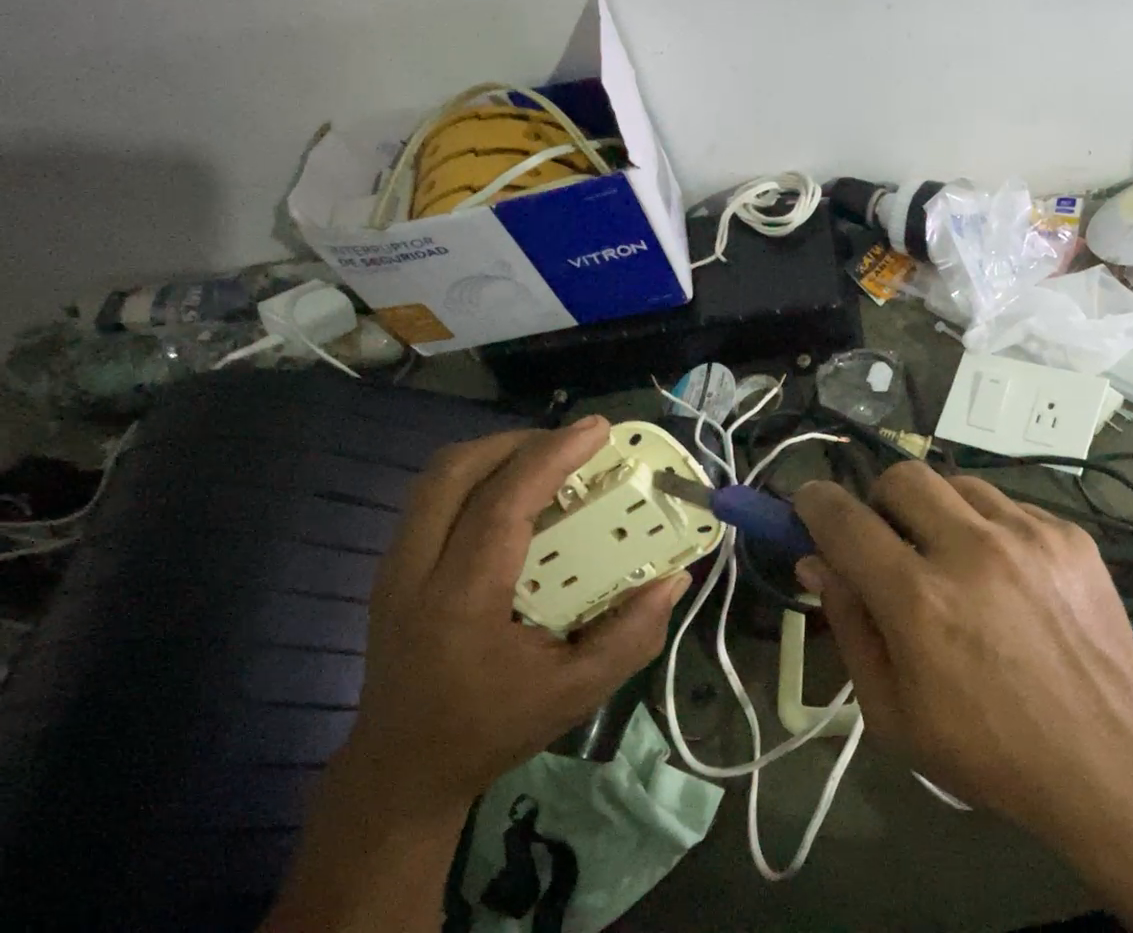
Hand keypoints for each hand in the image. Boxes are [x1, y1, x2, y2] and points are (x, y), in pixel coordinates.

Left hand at [342, 416, 690, 815]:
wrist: (402, 768)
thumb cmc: (493, 728)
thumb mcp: (577, 693)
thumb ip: (631, 636)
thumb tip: (674, 578)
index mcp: (461, 601)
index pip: (503, 505)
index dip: (552, 458)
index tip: (598, 430)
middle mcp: (415, 572)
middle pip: (454, 472)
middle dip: (519, 442)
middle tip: (575, 445)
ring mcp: (394, 568)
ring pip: (436, 479)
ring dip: (496, 455)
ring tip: (550, 462)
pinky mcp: (393, 571)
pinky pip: (433, 499)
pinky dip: (478, 478)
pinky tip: (518, 498)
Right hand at [791, 463, 1132, 840]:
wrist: (1103, 754)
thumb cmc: (987, 751)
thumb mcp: (893, 713)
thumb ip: (851, 627)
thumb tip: (818, 564)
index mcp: (919, 599)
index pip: (845, 521)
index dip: (815, 503)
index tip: (808, 502)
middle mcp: (973, 549)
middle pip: (904, 477)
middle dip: (881, 500)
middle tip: (888, 539)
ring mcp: (1029, 535)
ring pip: (960, 484)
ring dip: (939, 511)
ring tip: (952, 558)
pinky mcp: (1070, 536)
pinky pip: (1012, 507)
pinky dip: (992, 530)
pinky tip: (1006, 576)